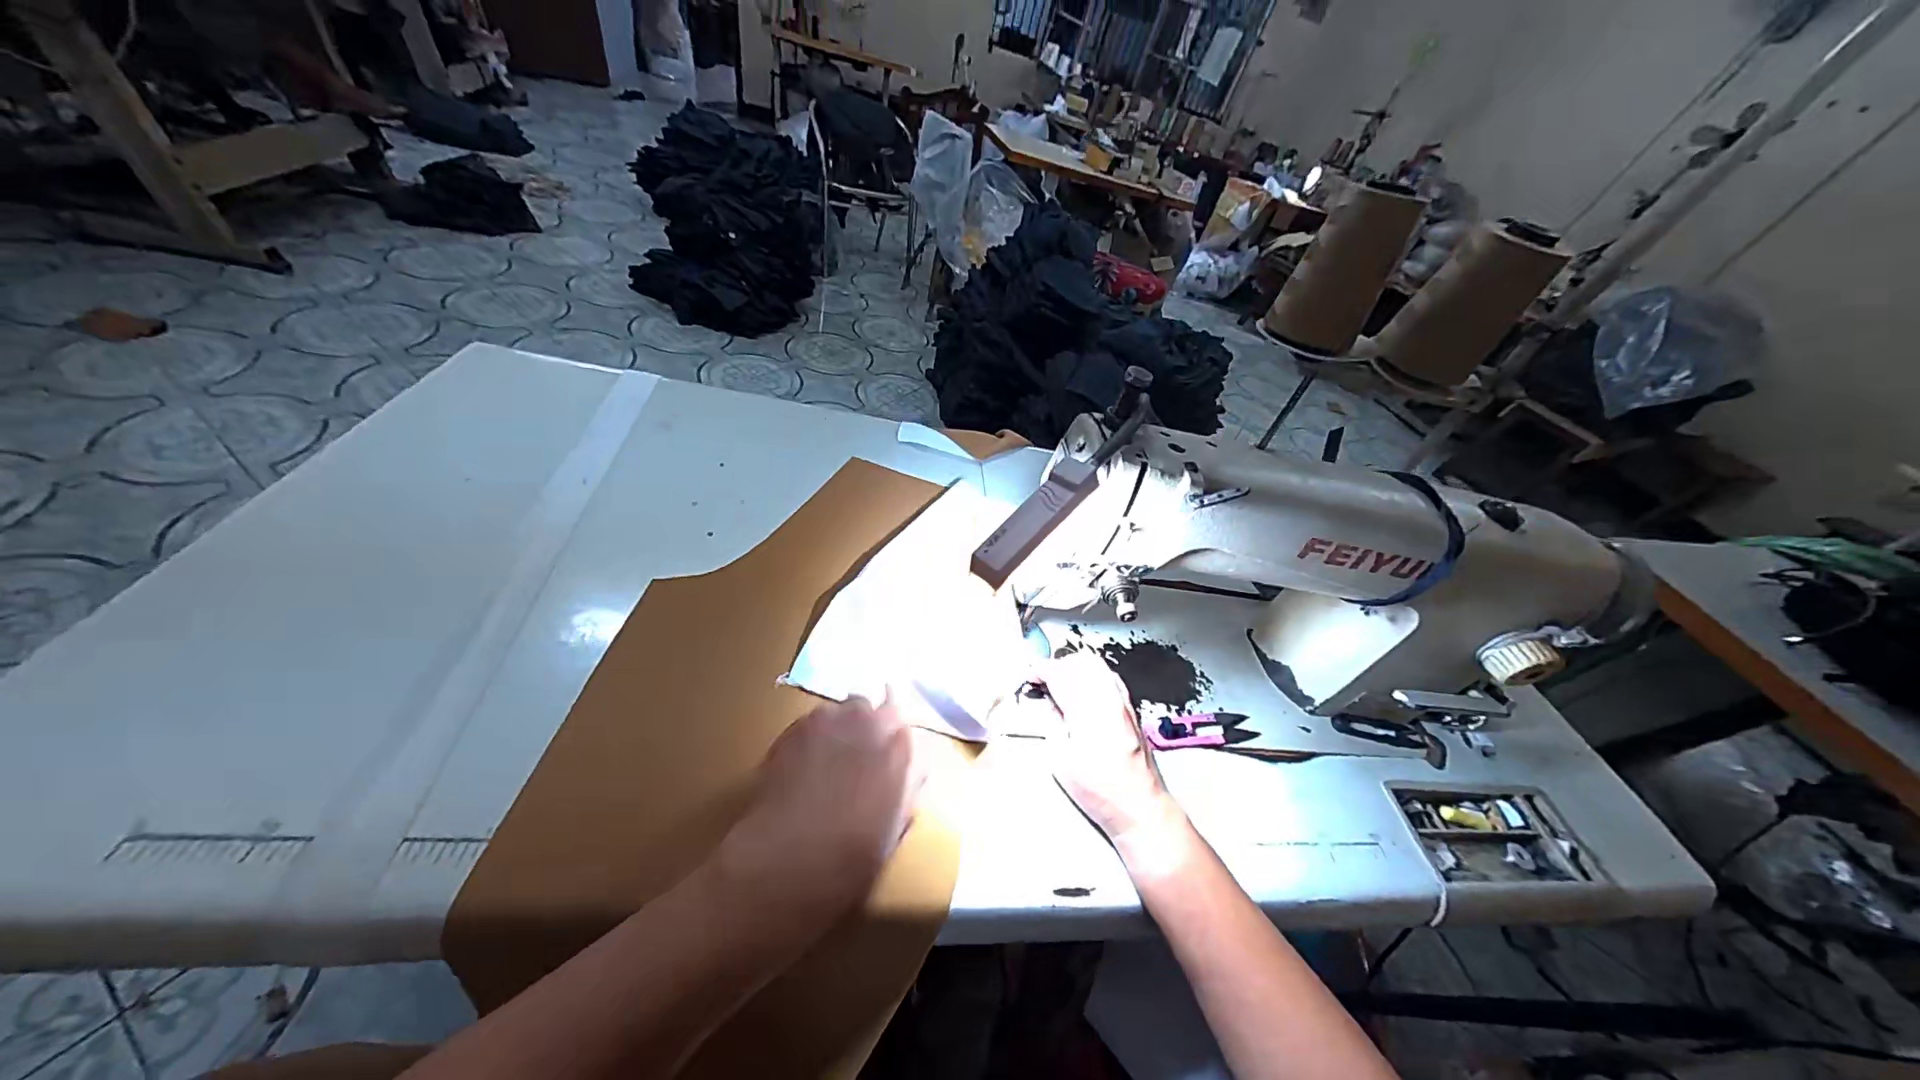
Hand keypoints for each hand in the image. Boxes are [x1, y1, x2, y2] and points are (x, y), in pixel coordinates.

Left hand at [717, 694, 919, 922]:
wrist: (787, 858)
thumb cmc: (851, 855)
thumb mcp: (895, 825)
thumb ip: (907, 786)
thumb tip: (910, 769)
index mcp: (899, 747)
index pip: (903, 720)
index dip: (893, 737)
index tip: (887, 753)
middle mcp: (866, 721)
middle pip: (870, 707)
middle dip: (866, 725)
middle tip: (856, 758)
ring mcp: (826, 720)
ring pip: (838, 711)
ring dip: (837, 728)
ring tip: (826, 762)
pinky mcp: (791, 728)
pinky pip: (809, 724)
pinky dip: (810, 737)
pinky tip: (802, 768)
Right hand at [1029, 650, 1181, 846]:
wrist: (1141, 807)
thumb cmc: (1100, 791)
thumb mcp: (1060, 760)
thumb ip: (1051, 724)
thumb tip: (1045, 703)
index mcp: (1089, 710)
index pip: (1062, 673)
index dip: (1040, 670)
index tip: (1028, 677)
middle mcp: (1110, 700)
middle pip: (1082, 662)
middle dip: (1058, 665)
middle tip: (1042, 678)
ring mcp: (1124, 703)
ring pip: (1099, 667)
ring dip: (1075, 669)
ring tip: (1060, 685)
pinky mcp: (1132, 711)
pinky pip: (1109, 680)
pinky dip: (1091, 677)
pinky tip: (1082, 694)